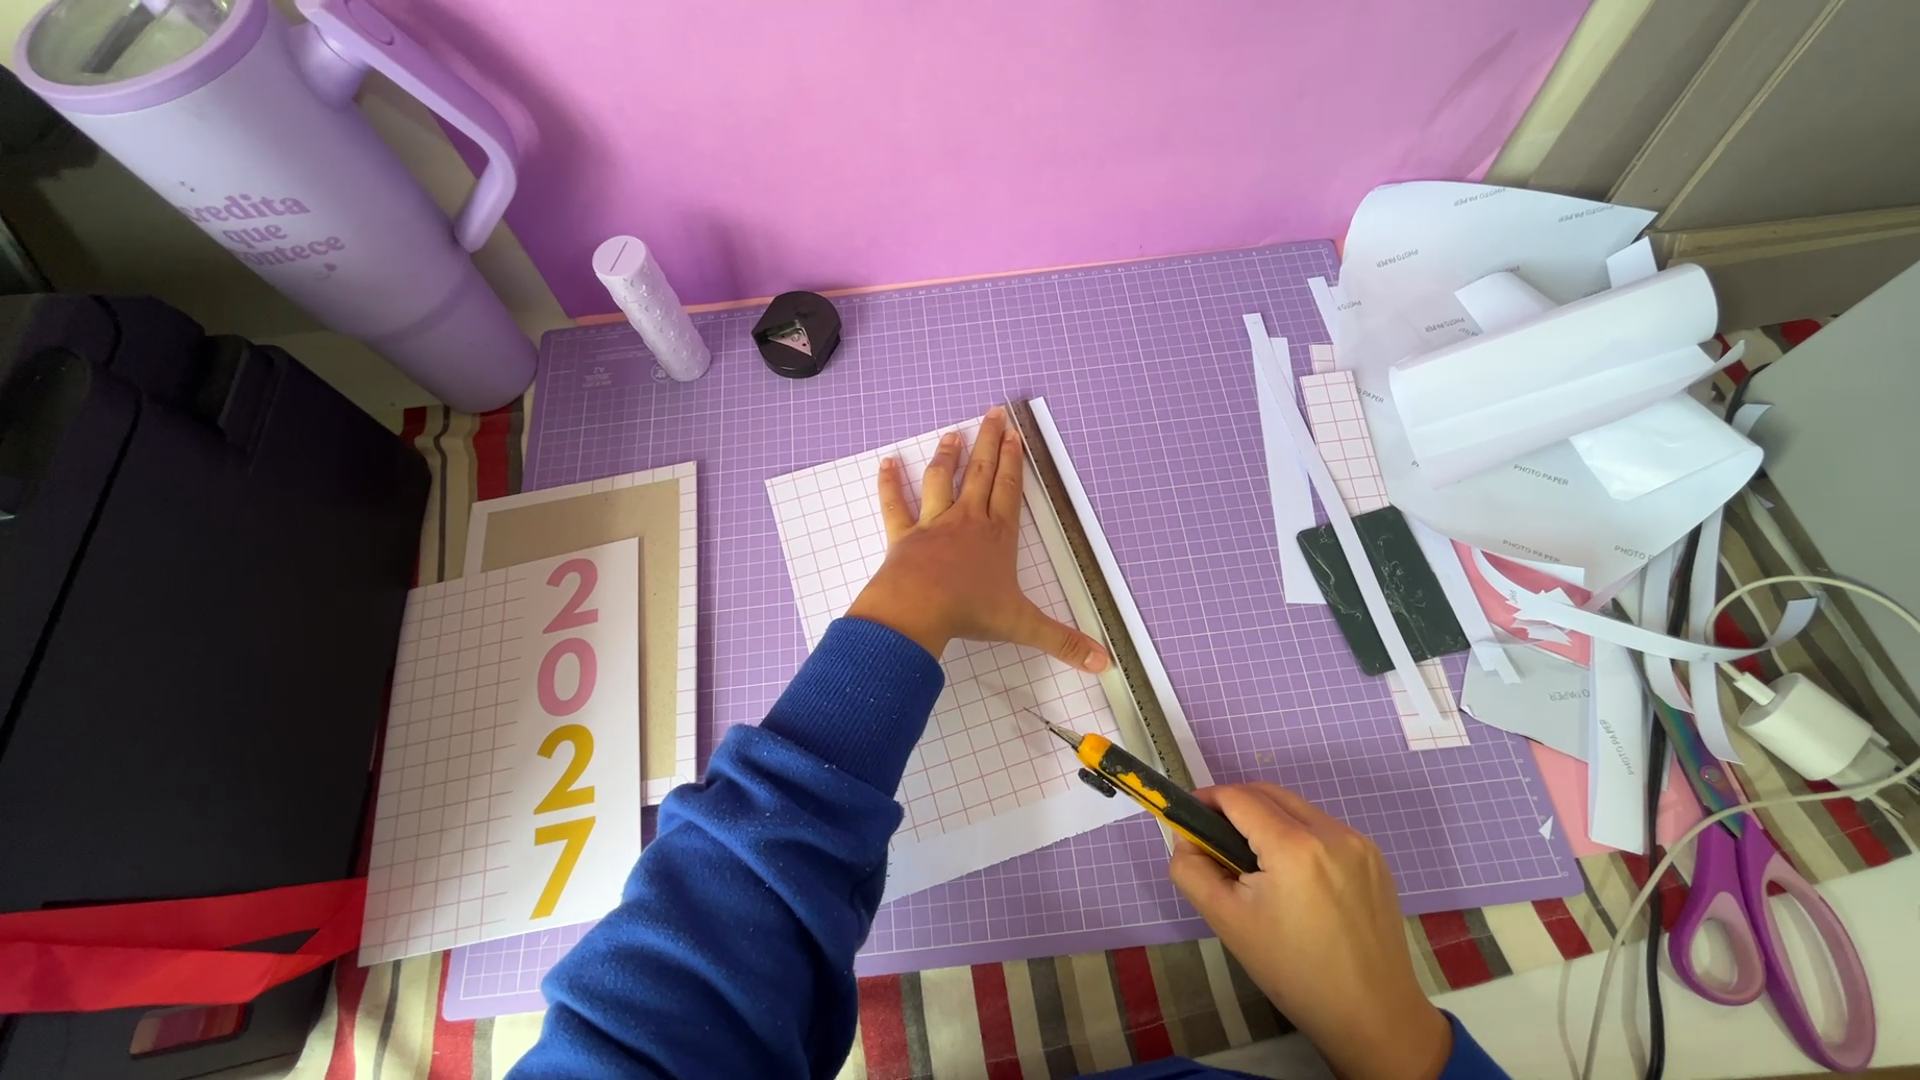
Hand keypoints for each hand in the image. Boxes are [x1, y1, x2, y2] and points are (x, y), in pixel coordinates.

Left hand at [846, 406, 1108, 673]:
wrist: (918, 610)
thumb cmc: (970, 613)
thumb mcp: (1023, 627)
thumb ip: (1064, 642)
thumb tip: (1104, 663)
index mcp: (997, 536)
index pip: (1009, 490)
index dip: (1013, 461)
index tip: (1015, 434)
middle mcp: (967, 521)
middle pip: (980, 474)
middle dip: (988, 442)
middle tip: (992, 412)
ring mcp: (933, 525)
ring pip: (942, 481)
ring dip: (948, 456)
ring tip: (952, 433)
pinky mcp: (903, 536)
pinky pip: (895, 504)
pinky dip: (890, 484)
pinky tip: (886, 463)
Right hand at [1170, 783, 1451, 1079]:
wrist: (1373, 1017)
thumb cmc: (1293, 971)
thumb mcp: (1226, 921)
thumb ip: (1191, 868)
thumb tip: (1184, 835)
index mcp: (1294, 847)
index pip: (1237, 797)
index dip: (1206, 800)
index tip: (1189, 820)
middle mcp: (1330, 832)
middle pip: (1266, 793)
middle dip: (1234, 806)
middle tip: (1215, 841)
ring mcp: (1358, 842)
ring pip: (1295, 807)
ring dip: (1266, 819)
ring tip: (1254, 863)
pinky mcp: (1374, 857)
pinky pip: (1321, 827)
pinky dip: (1296, 834)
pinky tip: (1292, 876)